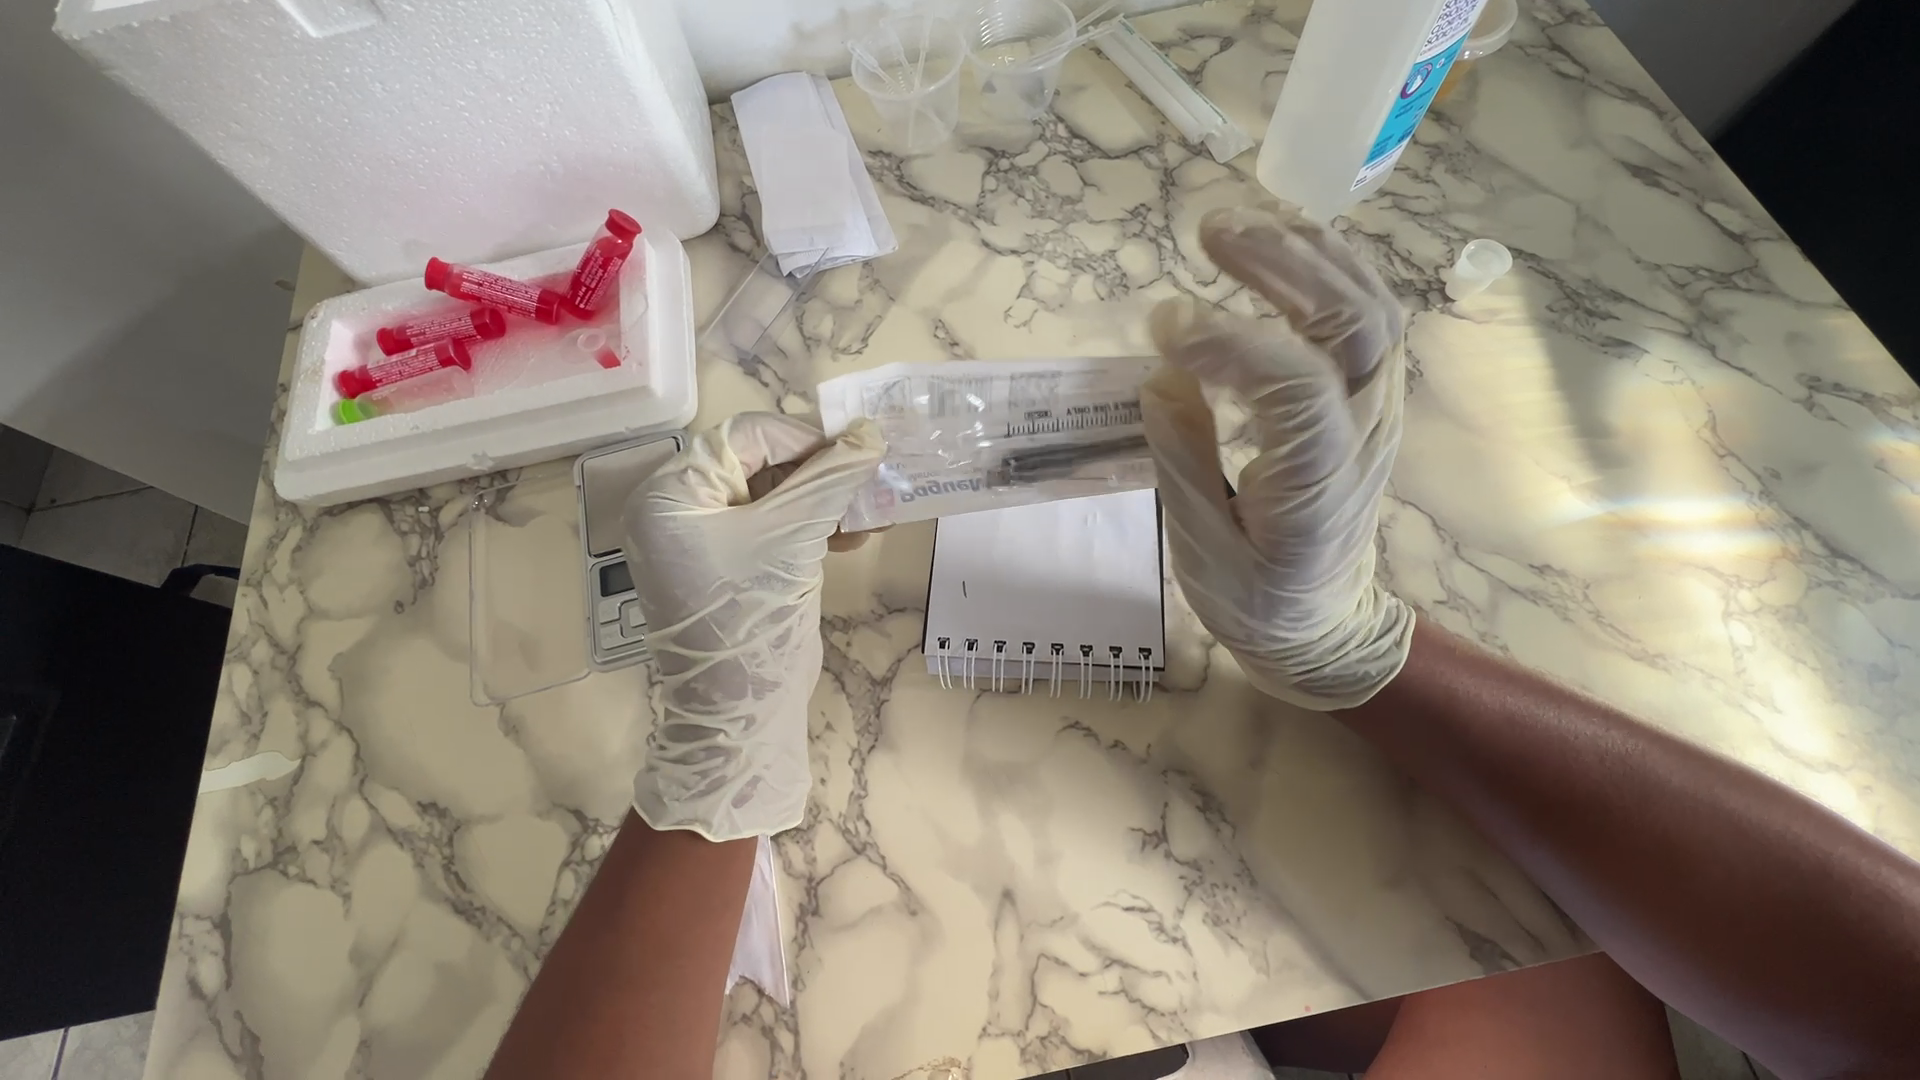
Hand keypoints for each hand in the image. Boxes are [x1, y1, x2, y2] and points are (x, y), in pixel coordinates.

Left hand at [621, 413, 884, 840]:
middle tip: (867, 486)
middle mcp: (682, 509)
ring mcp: (706, 540)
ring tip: (869, 517)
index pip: (745, 436)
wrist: (741, 714)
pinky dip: (813, 528)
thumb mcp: (792, 537)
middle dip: (820, 475)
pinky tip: (852, 537)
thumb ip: (830, 479)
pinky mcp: (733, 566)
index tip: (855, 460)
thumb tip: (871, 433)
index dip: (803, 440)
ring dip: (824, 502)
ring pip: (775, 496)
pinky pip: (776, 528)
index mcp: (674, 493)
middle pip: (760, 463)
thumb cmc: (751, 617)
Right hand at [1143, 203, 1413, 709]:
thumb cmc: (1254, 598)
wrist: (1324, 626)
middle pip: (1354, 322)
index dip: (1229, 341)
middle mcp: (1365, 435)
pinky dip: (1330, 274)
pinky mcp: (1371, 404)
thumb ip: (1182, 457)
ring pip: (1372, 308)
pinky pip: (1369, 322)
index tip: (1162, 327)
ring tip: (1242, 226)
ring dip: (1310, 255)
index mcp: (1317, 483)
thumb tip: (1164, 373)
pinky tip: (1285, 252)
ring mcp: (1379, 413)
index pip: (1293, 384)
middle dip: (1283, 264)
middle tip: (1212, 232)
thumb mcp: (1201, 546)